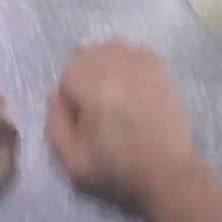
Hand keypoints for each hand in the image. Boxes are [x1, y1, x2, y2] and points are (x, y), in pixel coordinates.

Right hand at [47, 41, 198, 205]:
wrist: (166, 174)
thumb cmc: (117, 171)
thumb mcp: (73, 160)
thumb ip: (55, 124)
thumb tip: (55, 95)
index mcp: (95, 89)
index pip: (68, 72)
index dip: (69, 95)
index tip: (80, 117)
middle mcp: (118, 69)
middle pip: (88, 53)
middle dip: (84, 76)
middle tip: (95, 105)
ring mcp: (142, 66)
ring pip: (111, 47)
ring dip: (105, 64)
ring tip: (112, 92)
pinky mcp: (160, 71)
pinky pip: (136, 51)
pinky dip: (128, 62)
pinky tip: (131, 85)